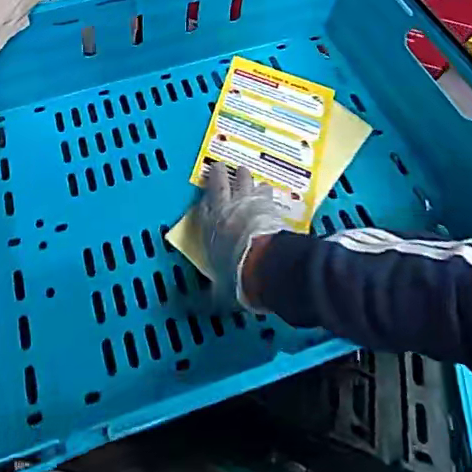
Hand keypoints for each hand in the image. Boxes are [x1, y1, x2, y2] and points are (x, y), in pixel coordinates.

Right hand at [198, 164, 289, 308]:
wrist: (261, 264)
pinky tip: (268, 187)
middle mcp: (225, 211)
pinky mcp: (267, 205)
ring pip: (243, 183)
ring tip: (245, 171)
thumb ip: (214, 291)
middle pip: (220, 185)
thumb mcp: (220, 288)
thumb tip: (204, 305)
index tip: (205, 195)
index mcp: (209, 227)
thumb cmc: (236, 274)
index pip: (203, 207)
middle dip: (219, 174)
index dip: (204, 199)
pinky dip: (265, 190)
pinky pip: (265, 193)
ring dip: (244, 177)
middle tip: (221, 166)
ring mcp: (247, 204)